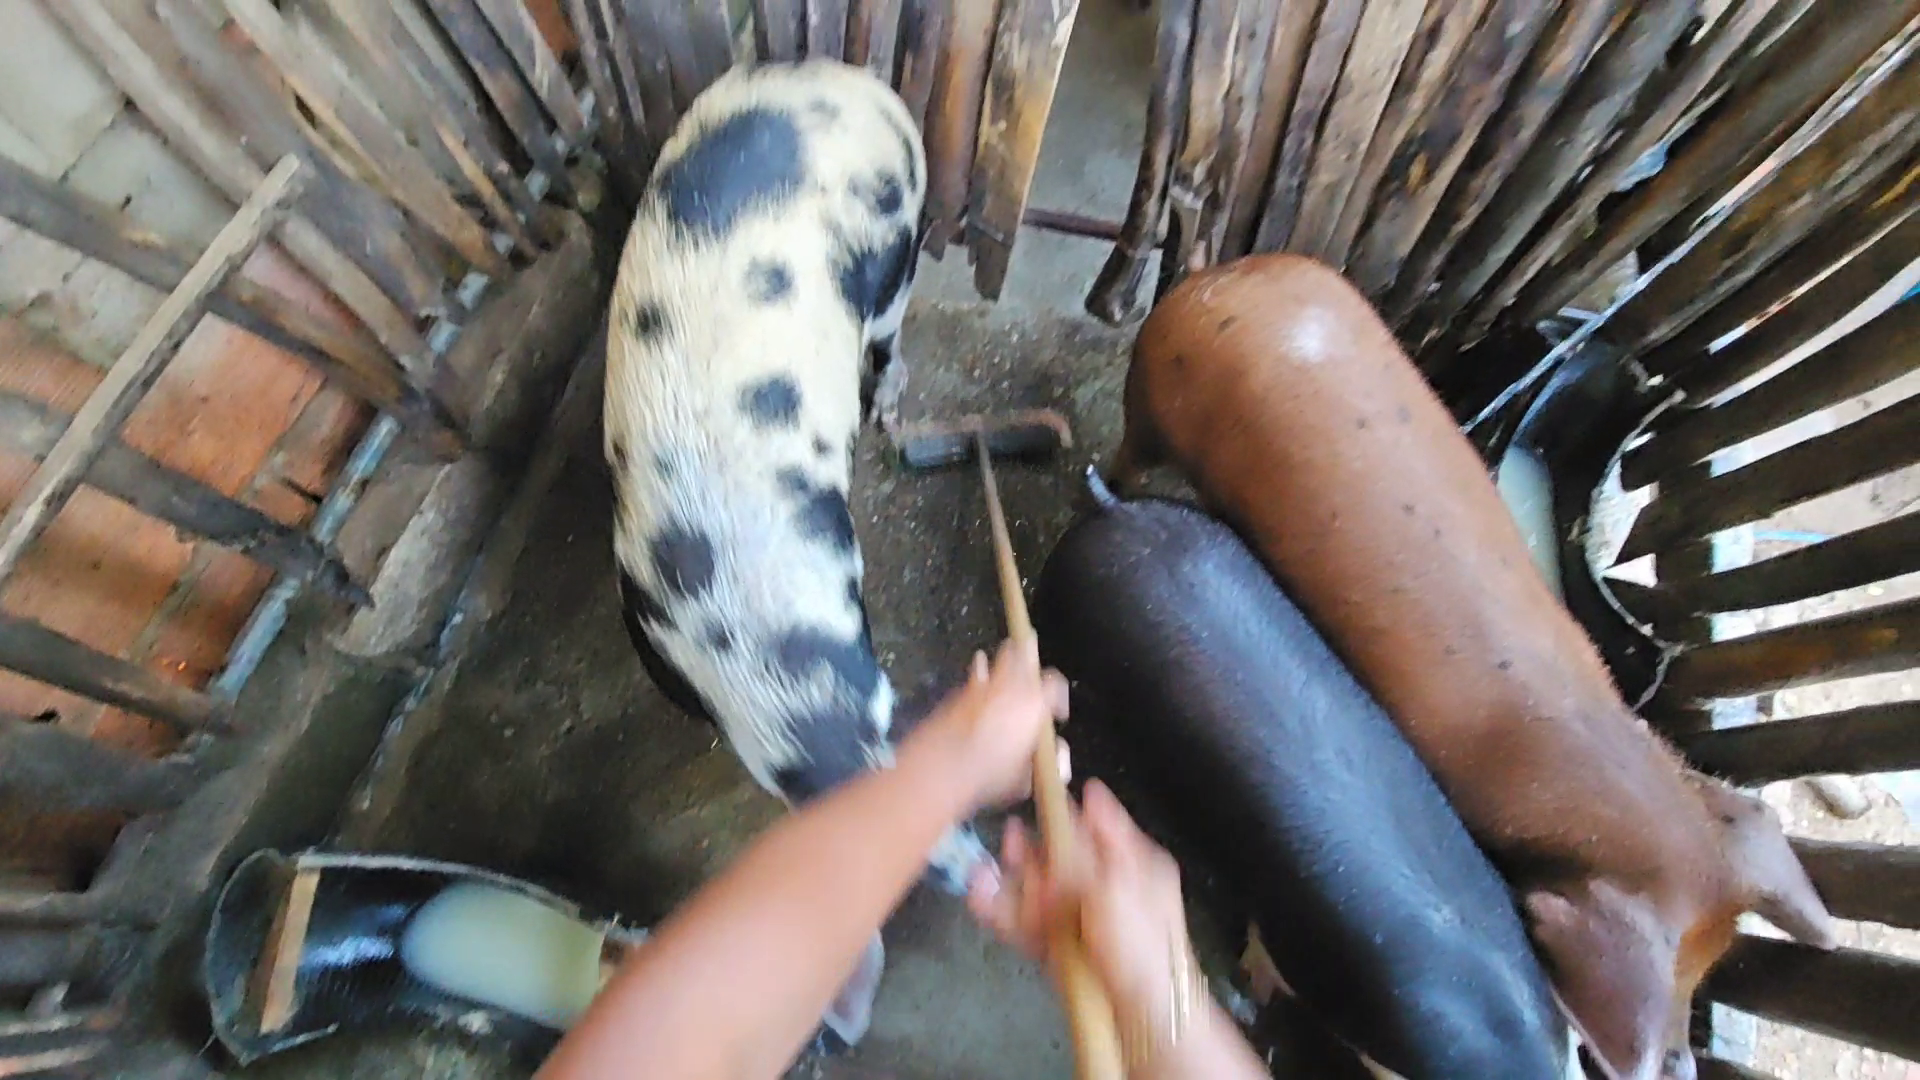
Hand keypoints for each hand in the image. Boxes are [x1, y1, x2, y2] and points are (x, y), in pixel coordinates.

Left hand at [915, 636, 1069, 811]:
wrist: (944, 764)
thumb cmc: (992, 773)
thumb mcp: (1027, 778)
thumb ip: (1045, 763)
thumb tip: (1055, 754)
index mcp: (1035, 706)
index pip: (1055, 685)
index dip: (1059, 694)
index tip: (1057, 710)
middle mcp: (1013, 688)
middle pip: (1026, 657)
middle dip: (1030, 652)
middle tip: (1032, 644)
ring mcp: (986, 686)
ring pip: (1002, 658)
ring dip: (1008, 654)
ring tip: (1011, 646)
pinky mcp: (963, 691)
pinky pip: (977, 672)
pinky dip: (981, 668)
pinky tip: (979, 663)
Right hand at [967, 781, 1196, 1052]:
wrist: (1142, 1021)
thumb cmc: (1140, 945)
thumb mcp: (1119, 884)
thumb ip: (1096, 841)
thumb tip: (1091, 790)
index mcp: (1131, 863)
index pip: (1096, 824)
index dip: (1068, 808)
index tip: (1037, 789)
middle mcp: (1105, 886)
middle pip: (1060, 855)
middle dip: (1032, 847)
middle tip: (1012, 837)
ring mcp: (1080, 918)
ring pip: (1039, 886)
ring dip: (1012, 875)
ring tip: (986, 867)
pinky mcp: (1057, 947)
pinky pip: (1026, 920)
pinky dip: (1002, 909)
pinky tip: (980, 895)